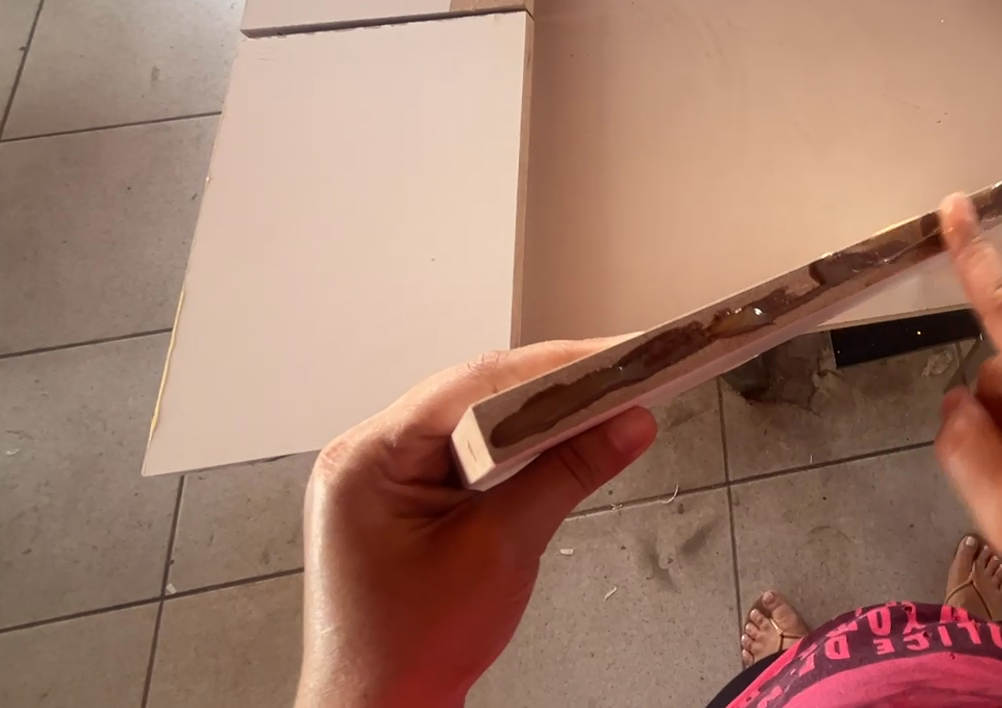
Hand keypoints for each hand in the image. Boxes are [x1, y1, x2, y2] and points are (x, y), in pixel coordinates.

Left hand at [296, 340, 656, 707]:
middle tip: (625, 369)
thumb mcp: (502, 548)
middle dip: (558, 379)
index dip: (554, 365)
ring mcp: (394, 464)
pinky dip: (534, 429)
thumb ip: (570, 473)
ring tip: (609, 391)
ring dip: (549, 402)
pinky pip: (484, 434)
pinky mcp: (420, 480)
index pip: (476, 384)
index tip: (616, 356)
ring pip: (486, 407)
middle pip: (482, 388)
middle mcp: (375, 449)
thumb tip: (632, 422)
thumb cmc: (411, 645)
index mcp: (370, 457)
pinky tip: (571, 426)